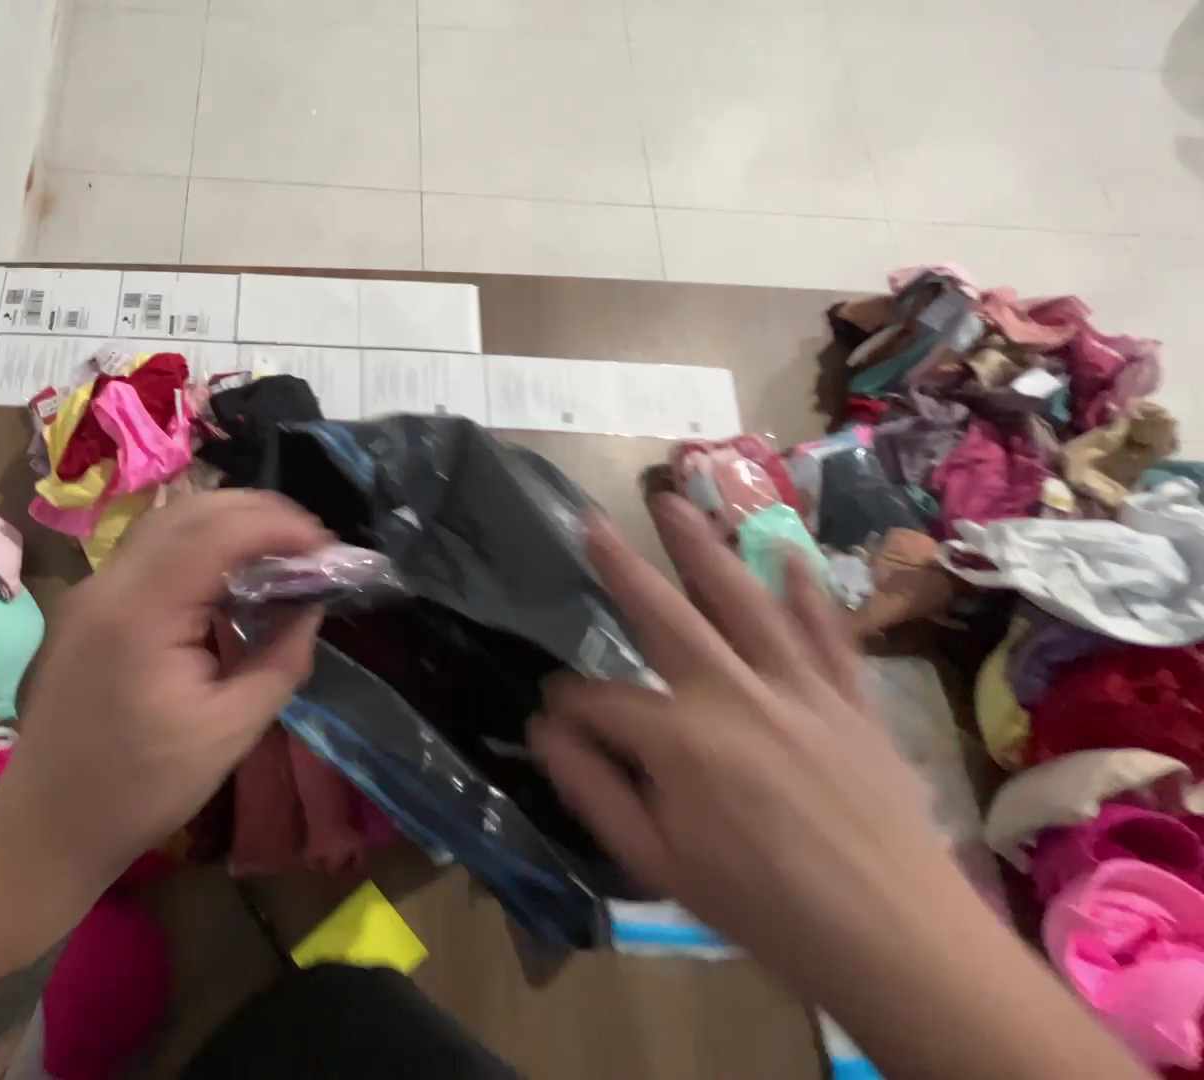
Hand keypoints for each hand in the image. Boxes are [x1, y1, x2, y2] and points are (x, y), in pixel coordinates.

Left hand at [0, 491, 329, 889]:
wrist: (50, 824)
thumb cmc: (142, 789)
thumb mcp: (231, 732)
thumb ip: (280, 660)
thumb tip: (310, 607)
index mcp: (139, 613)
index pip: (216, 532)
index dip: (279, 526)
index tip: (328, 549)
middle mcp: (107, 584)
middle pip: (188, 512)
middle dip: (257, 514)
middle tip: (311, 545)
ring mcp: (90, 591)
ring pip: (165, 525)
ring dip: (226, 526)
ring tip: (279, 554)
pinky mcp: (87, 606)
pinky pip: (148, 554)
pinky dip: (197, 549)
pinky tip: (229, 578)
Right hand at [530, 495, 965, 980]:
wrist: (898, 943)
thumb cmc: (760, 904)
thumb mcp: (652, 859)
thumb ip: (590, 785)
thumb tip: (544, 729)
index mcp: (681, 739)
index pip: (600, 700)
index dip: (567, 706)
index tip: (553, 718)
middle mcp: (737, 695)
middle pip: (665, 617)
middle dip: (621, 568)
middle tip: (590, 522)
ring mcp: (801, 691)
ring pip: (745, 603)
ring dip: (705, 548)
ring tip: (675, 499)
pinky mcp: (851, 701)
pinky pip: (826, 633)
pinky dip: (807, 590)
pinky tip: (787, 550)